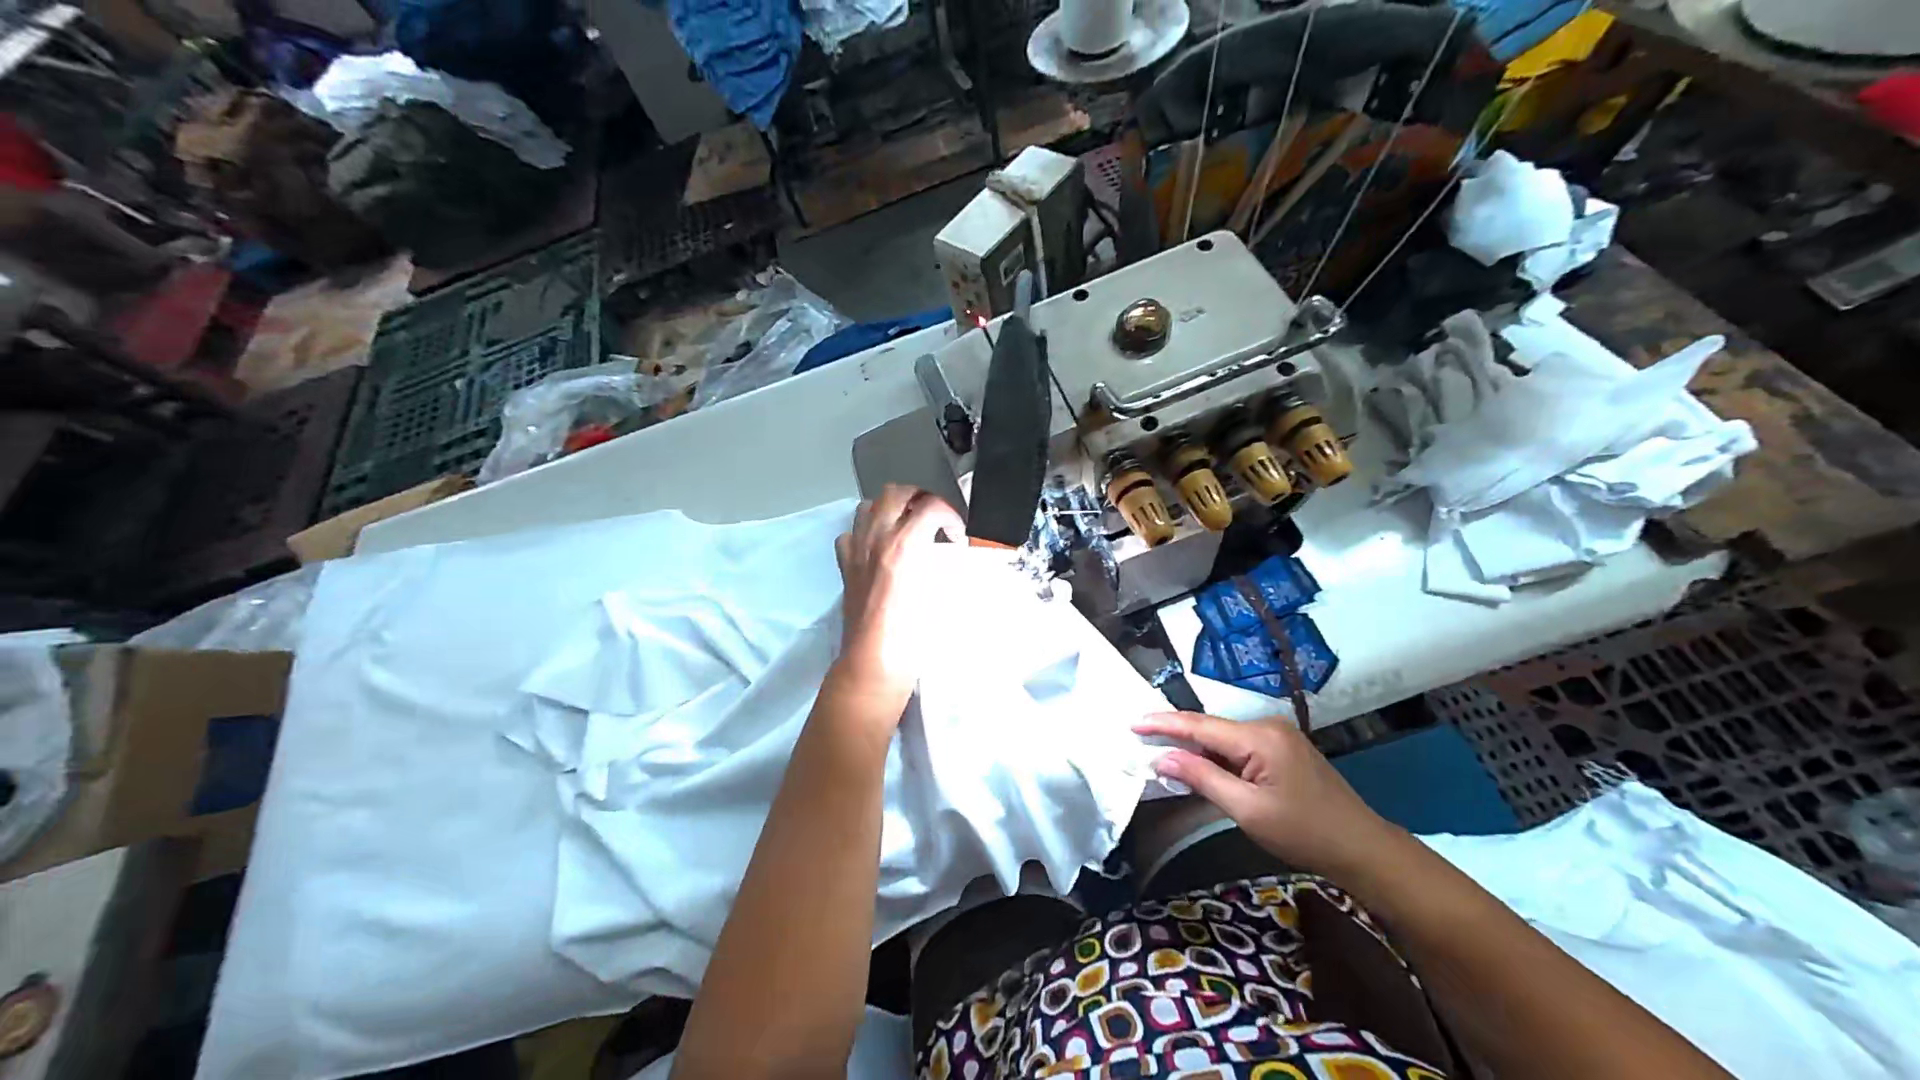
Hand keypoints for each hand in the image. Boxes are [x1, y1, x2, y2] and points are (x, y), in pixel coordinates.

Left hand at [831, 485, 963, 708]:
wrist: (875, 659)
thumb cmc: (913, 633)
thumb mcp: (941, 592)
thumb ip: (945, 563)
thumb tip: (951, 552)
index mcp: (904, 544)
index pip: (932, 506)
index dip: (951, 515)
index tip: (956, 534)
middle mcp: (877, 539)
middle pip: (896, 492)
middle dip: (919, 498)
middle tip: (933, 517)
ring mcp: (857, 549)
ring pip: (868, 506)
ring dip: (889, 509)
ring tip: (905, 525)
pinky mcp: (845, 565)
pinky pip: (850, 534)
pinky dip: (864, 533)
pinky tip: (877, 547)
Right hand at [1133, 711, 1402, 878]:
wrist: (1362, 848)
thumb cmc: (1304, 832)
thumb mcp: (1247, 809)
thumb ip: (1202, 777)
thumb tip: (1162, 756)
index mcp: (1259, 737)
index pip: (1199, 724)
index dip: (1162, 724)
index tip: (1132, 724)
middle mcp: (1267, 726)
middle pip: (1209, 727)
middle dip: (1175, 734)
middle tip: (1140, 740)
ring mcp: (1278, 736)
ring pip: (1222, 737)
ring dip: (1195, 747)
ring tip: (1161, 753)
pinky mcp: (1283, 749)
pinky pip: (1239, 746)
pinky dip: (1216, 755)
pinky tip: (1199, 765)